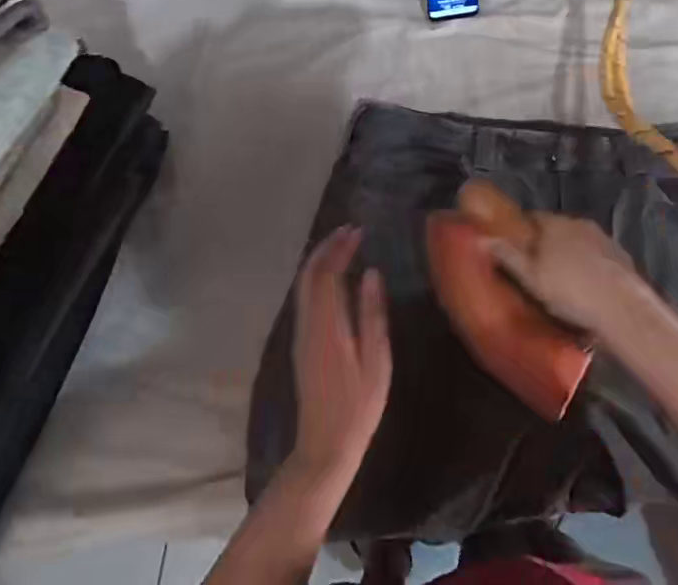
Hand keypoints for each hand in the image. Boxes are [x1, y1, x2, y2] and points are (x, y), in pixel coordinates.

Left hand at [291, 226, 390, 478]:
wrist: (324, 448)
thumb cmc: (358, 407)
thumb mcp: (376, 361)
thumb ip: (372, 315)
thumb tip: (372, 274)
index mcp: (327, 327)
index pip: (327, 275)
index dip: (340, 248)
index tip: (359, 230)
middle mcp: (308, 325)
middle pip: (308, 275)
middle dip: (327, 247)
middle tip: (350, 230)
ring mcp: (301, 334)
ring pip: (303, 286)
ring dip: (320, 260)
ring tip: (343, 244)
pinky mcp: (302, 343)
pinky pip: (305, 298)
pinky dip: (317, 277)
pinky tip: (334, 276)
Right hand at [485, 208, 651, 335]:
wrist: (622, 309)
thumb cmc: (570, 292)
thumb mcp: (530, 278)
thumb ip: (507, 254)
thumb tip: (483, 236)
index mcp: (553, 224)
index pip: (531, 217)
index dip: (521, 232)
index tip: (516, 249)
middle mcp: (578, 223)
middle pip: (555, 228)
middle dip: (545, 242)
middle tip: (537, 269)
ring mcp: (602, 237)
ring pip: (577, 240)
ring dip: (569, 252)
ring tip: (563, 280)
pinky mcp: (620, 254)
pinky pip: (597, 254)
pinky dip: (589, 264)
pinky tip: (588, 286)